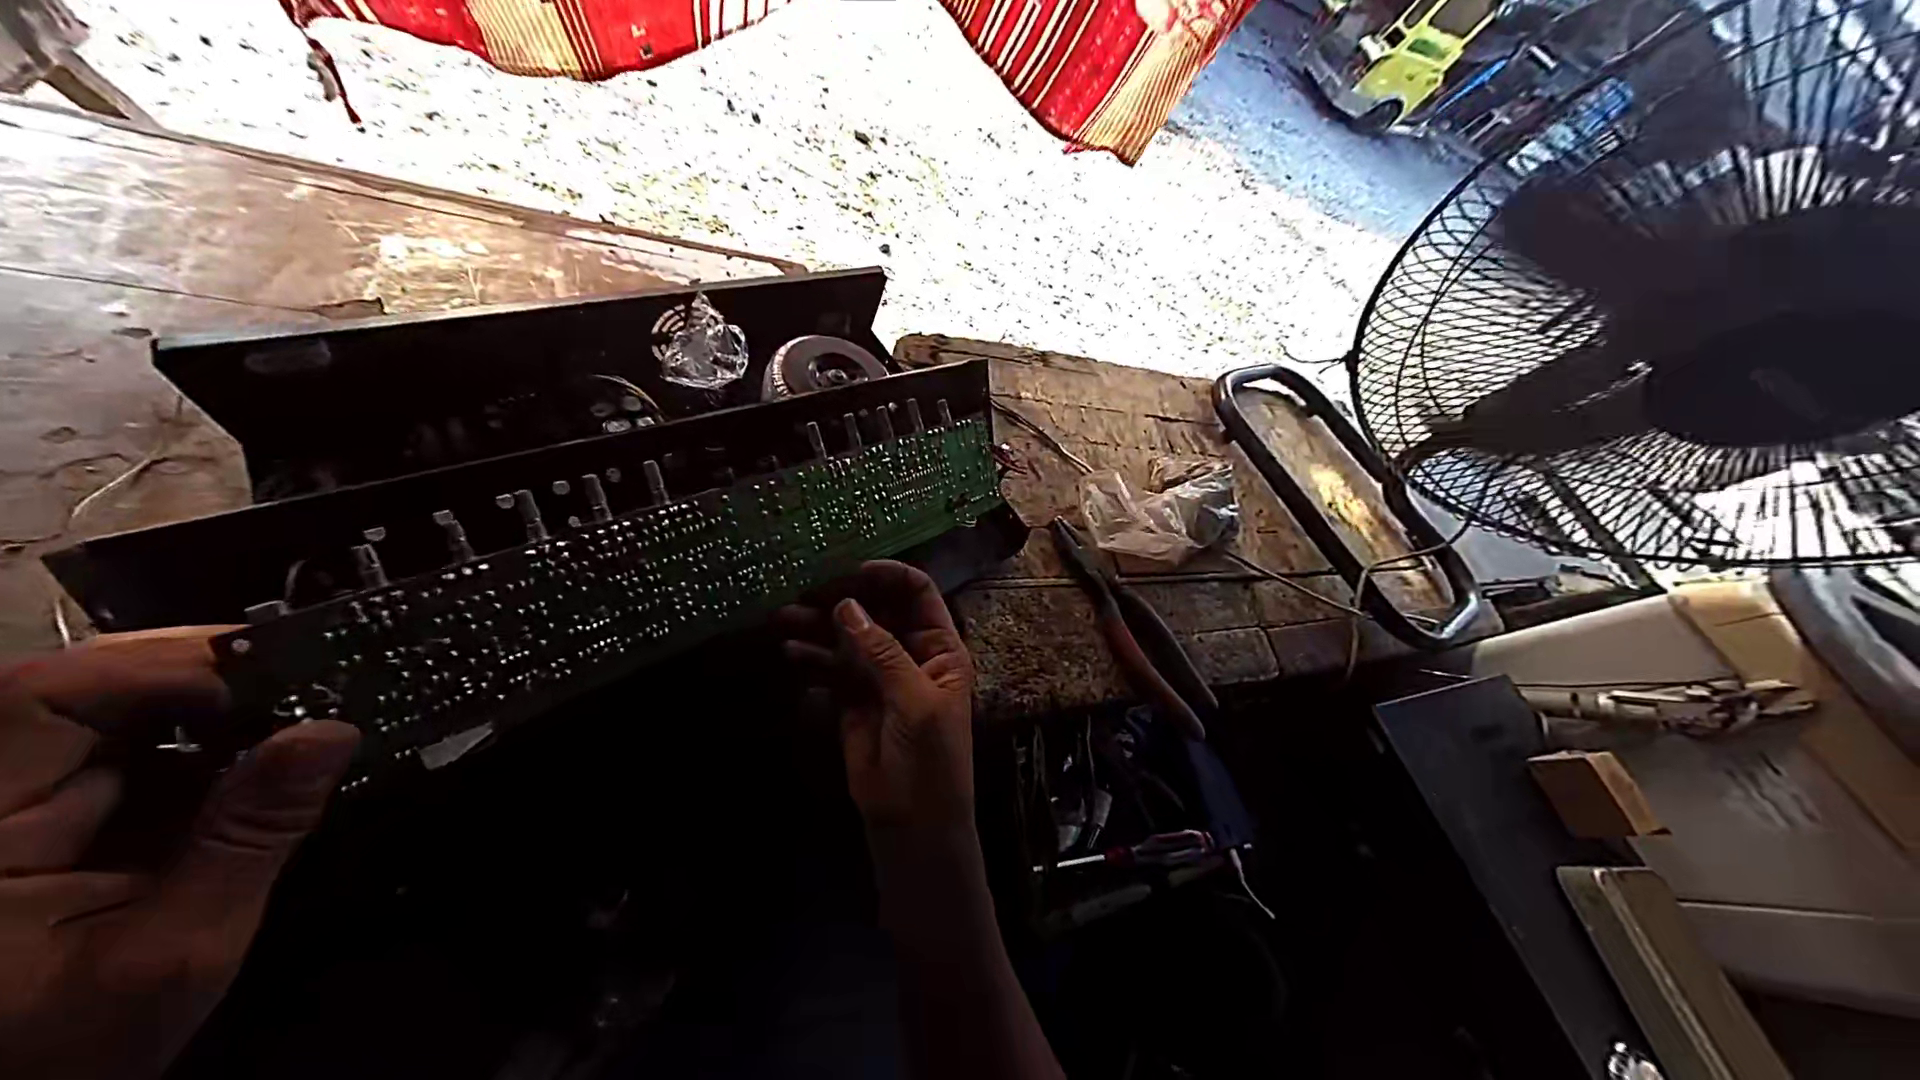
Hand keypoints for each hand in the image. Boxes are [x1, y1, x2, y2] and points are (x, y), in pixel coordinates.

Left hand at [0, 627, 358, 1079]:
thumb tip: (331, 732)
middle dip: (215, 679)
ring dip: (227, 710)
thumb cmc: (70, 1051)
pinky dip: (220, 744)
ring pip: (126, 714)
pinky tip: (280, 753)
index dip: (165, 664)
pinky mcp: (55, 816)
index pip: (42, 698)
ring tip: (316, 714)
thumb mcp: (176, 950)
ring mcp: (15, 807)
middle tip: (321, 682)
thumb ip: (250, 837)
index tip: (285, 670)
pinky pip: (143, 750)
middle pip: (89, 692)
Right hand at [778, 561, 975, 833]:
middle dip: (844, 598)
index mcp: (940, 648)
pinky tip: (790, 650)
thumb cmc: (931, 758)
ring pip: (848, 638)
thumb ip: (881, 653)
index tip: (852, 568)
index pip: (918, 594)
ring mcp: (879, 675)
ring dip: (818, 625)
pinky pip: (831, 667)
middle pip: (876, 611)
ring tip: (784, 615)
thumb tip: (846, 607)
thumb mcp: (915, 701)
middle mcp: (909, 653)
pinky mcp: (852, 698)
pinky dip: (812, 656)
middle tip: (805, 589)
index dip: (889, 576)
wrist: (913, 821)